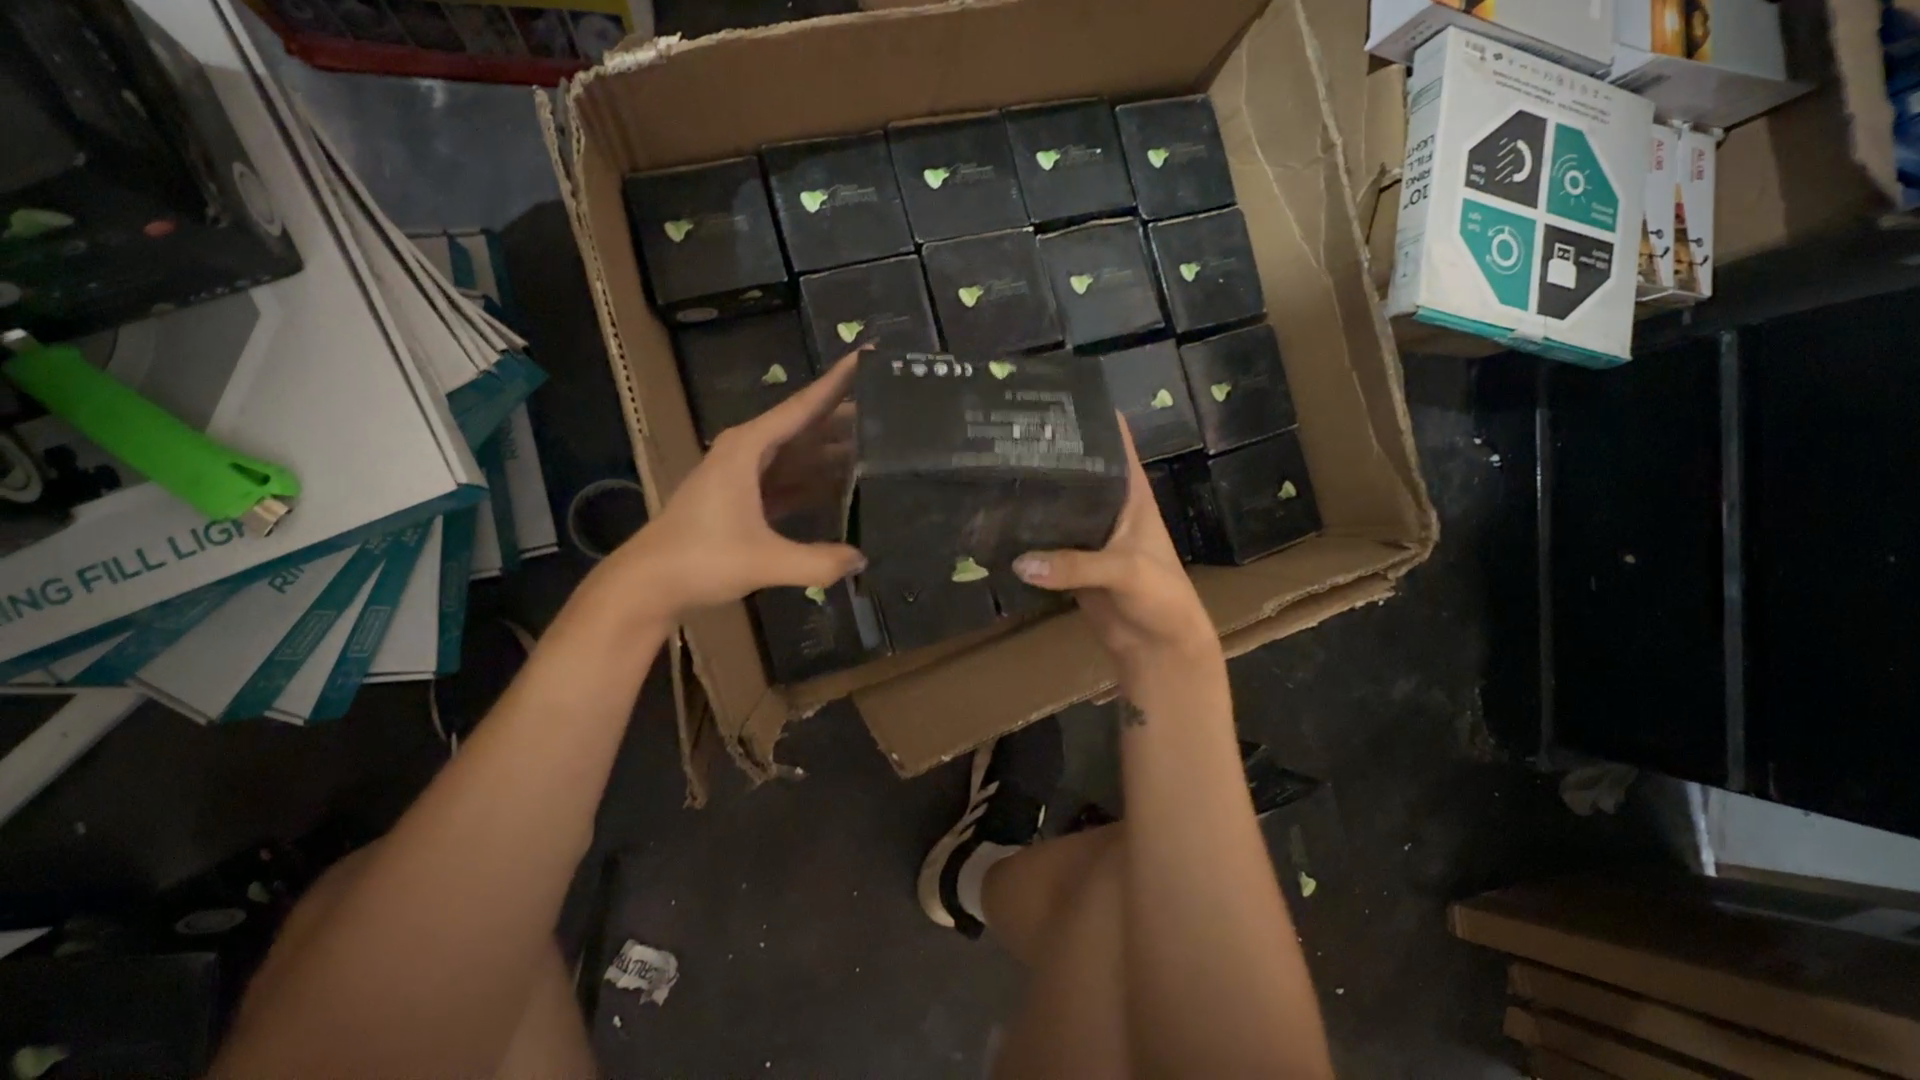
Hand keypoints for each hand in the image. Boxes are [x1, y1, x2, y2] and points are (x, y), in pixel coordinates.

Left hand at [598, 352, 865, 620]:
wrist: (648, 584)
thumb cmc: (700, 559)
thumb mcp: (764, 561)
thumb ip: (818, 561)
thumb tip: (861, 560)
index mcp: (749, 448)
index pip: (803, 407)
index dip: (836, 383)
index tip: (866, 356)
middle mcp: (746, 452)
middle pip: (804, 427)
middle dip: (844, 418)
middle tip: (891, 410)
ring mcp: (742, 476)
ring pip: (797, 455)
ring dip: (831, 453)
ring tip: (879, 447)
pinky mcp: (742, 501)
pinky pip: (788, 481)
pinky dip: (814, 482)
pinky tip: (844, 488)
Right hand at [1011, 420, 1218, 673]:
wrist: (1158, 648)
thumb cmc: (1160, 597)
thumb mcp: (1125, 572)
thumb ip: (1076, 565)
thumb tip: (1020, 560)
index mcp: (1131, 493)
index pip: (1113, 442)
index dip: (1090, 416)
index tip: (1053, 392)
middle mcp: (1108, 506)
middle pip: (1077, 469)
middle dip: (1048, 451)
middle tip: (1003, 429)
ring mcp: (1087, 534)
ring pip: (1056, 504)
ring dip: (1032, 491)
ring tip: (990, 466)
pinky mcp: (1069, 562)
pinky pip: (1044, 541)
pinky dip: (1024, 533)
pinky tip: (994, 519)